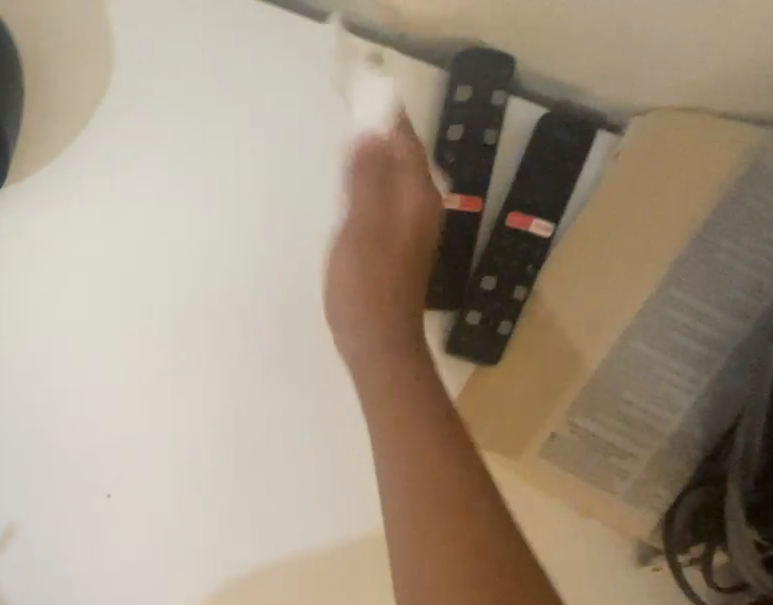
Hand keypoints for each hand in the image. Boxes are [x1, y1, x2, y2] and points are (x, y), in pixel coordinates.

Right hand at [324, 114, 443, 369]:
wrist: (380, 346)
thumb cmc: (365, 290)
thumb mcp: (360, 231)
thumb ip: (366, 179)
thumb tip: (371, 128)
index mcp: (414, 196)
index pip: (402, 140)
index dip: (383, 114)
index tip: (361, 89)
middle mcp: (421, 206)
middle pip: (402, 157)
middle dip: (380, 133)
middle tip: (352, 110)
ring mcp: (413, 229)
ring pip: (395, 180)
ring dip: (376, 159)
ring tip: (351, 144)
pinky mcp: (400, 248)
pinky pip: (387, 202)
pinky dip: (372, 187)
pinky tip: (355, 193)